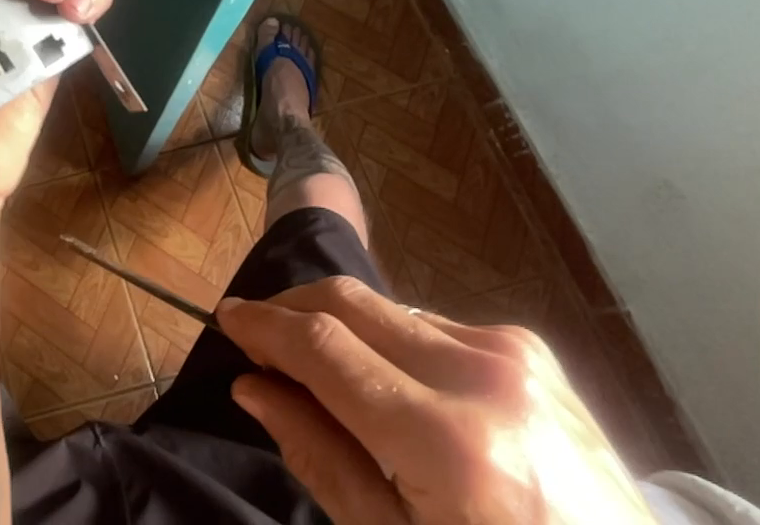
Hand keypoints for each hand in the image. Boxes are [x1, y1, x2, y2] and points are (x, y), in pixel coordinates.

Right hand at [216, 278, 654, 524]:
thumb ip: (320, 457)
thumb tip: (252, 386)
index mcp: (446, 442)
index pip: (323, 346)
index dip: (263, 325)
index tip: (227, 317)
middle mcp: (482, 378)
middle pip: (352, 303)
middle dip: (292, 308)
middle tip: (257, 335)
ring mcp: (515, 356)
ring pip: (388, 308)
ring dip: (341, 325)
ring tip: (319, 367)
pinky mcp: (531, 351)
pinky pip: (430, 323)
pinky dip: (389, 338)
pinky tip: (388, 380)